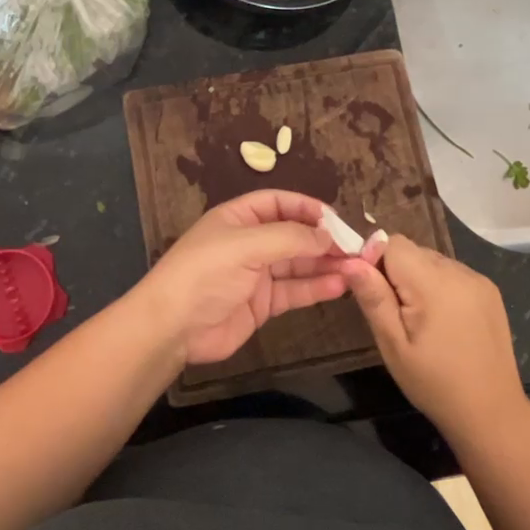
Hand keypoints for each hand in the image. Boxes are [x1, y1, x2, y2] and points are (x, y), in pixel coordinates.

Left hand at [129, 190, 350, 365]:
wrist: (174, 326)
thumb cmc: (205, 273)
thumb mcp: (246, 245)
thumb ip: (290, 238)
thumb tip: (327, 234)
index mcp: (238, 219)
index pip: (278, 203)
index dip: (306, 208)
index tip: (336, 219)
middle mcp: (249, 243)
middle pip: (293, 235)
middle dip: (323, 240)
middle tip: (356, 248)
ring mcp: (256, 274)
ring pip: (298, 265)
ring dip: (325, 265)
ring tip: (356, 267)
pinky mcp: (262, 304)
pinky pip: (294, 291)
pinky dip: (316, 288)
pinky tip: (340, 285)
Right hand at [341, 235, 524, 435]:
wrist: (491, 412)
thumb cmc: (434, 383)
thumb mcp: (393, 345)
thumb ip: (373, 298)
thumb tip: (350, 262)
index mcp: (433, 282)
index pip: (392, 243)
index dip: (375, 260)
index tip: (373, 293)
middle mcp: (458, 271)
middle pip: (413, 250)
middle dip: (396, 272)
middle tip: (395, 315)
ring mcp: (478, 279)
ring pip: (432, 260)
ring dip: (418, 279)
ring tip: (420, 320)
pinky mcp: (490, 291)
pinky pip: (452, 273)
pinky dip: (440, 286)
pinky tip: (443, 320)